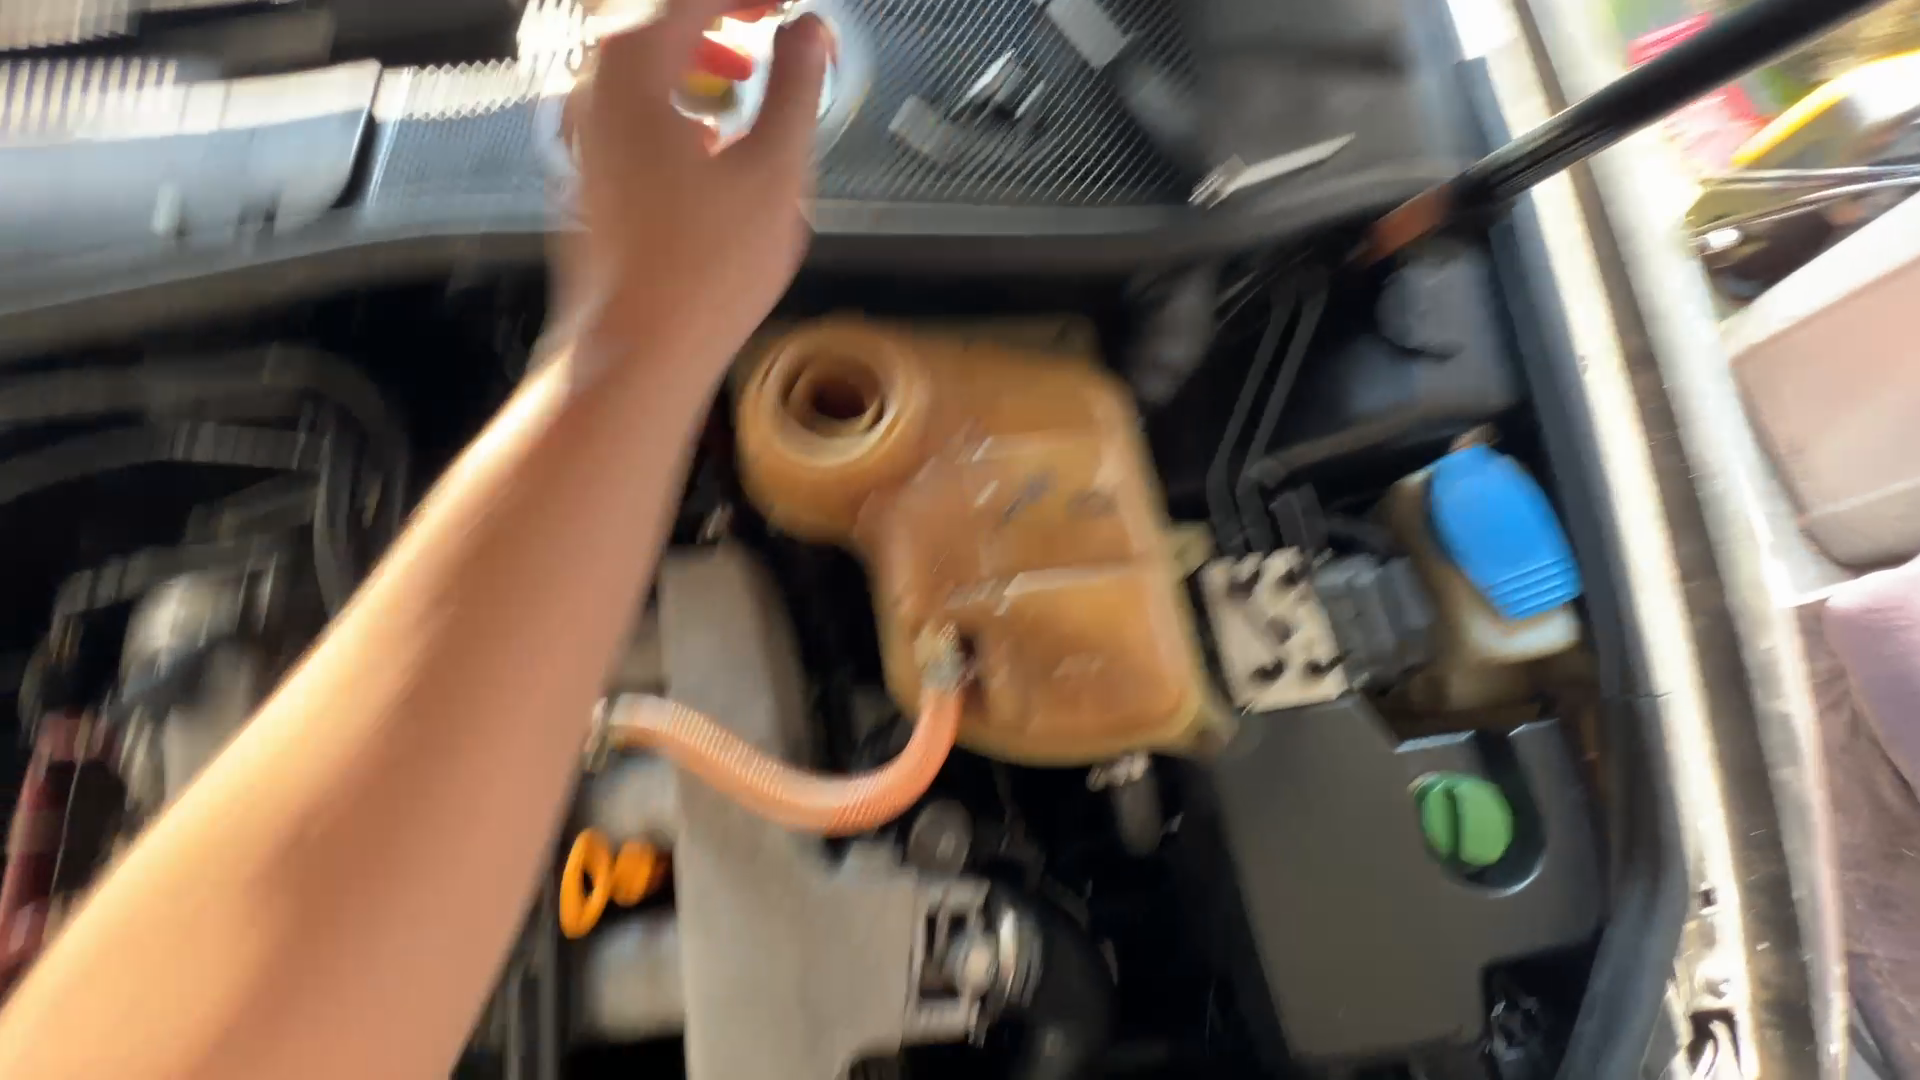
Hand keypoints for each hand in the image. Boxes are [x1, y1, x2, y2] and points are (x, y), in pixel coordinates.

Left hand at [557, 1, 827, 372]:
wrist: (638, 351)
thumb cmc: (704, 275)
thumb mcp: (774, 172)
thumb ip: (796, 90)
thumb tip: (809, 35)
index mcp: (632, 68)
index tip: (789, 7)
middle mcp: (593, 91)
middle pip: (651, 18)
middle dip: (713, 16)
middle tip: (762, 25)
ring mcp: (582, 135)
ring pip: (634, 65)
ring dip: (689, 57)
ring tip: (737, 79)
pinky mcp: (587, 177)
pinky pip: (626, 111)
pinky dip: (668, 102)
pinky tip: (704, 142)